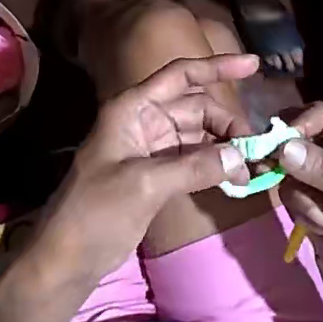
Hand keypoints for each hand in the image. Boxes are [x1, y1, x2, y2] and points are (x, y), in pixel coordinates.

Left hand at [31, 55, 258, 290]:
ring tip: (249, 169)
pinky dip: (214, 164)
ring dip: (225, 146)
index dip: (217, 66)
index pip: (181, 75)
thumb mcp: (145, 184)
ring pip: (199, 133)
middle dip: (227, 122)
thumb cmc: (96, 211)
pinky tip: (234, 178)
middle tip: (255, 150)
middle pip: (196, 107)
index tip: (254, 64)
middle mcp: (144, 119)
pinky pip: (194, 157)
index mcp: (133, 108)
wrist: (67, 258)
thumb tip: (240, 157)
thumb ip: (195, 166)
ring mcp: (152, 147)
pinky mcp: (157, 172)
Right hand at [275, 103, 322, 296]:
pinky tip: (322, 225)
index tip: (282, 144)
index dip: (299, 123)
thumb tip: (283, 147)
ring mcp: (318, 173)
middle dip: (288, 158)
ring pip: (286, 166)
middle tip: (278, 171)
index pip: (321, 113)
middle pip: (296, 134)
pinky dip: (301, 209)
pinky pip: (287, 190)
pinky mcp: (305, 196)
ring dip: (302, 194)